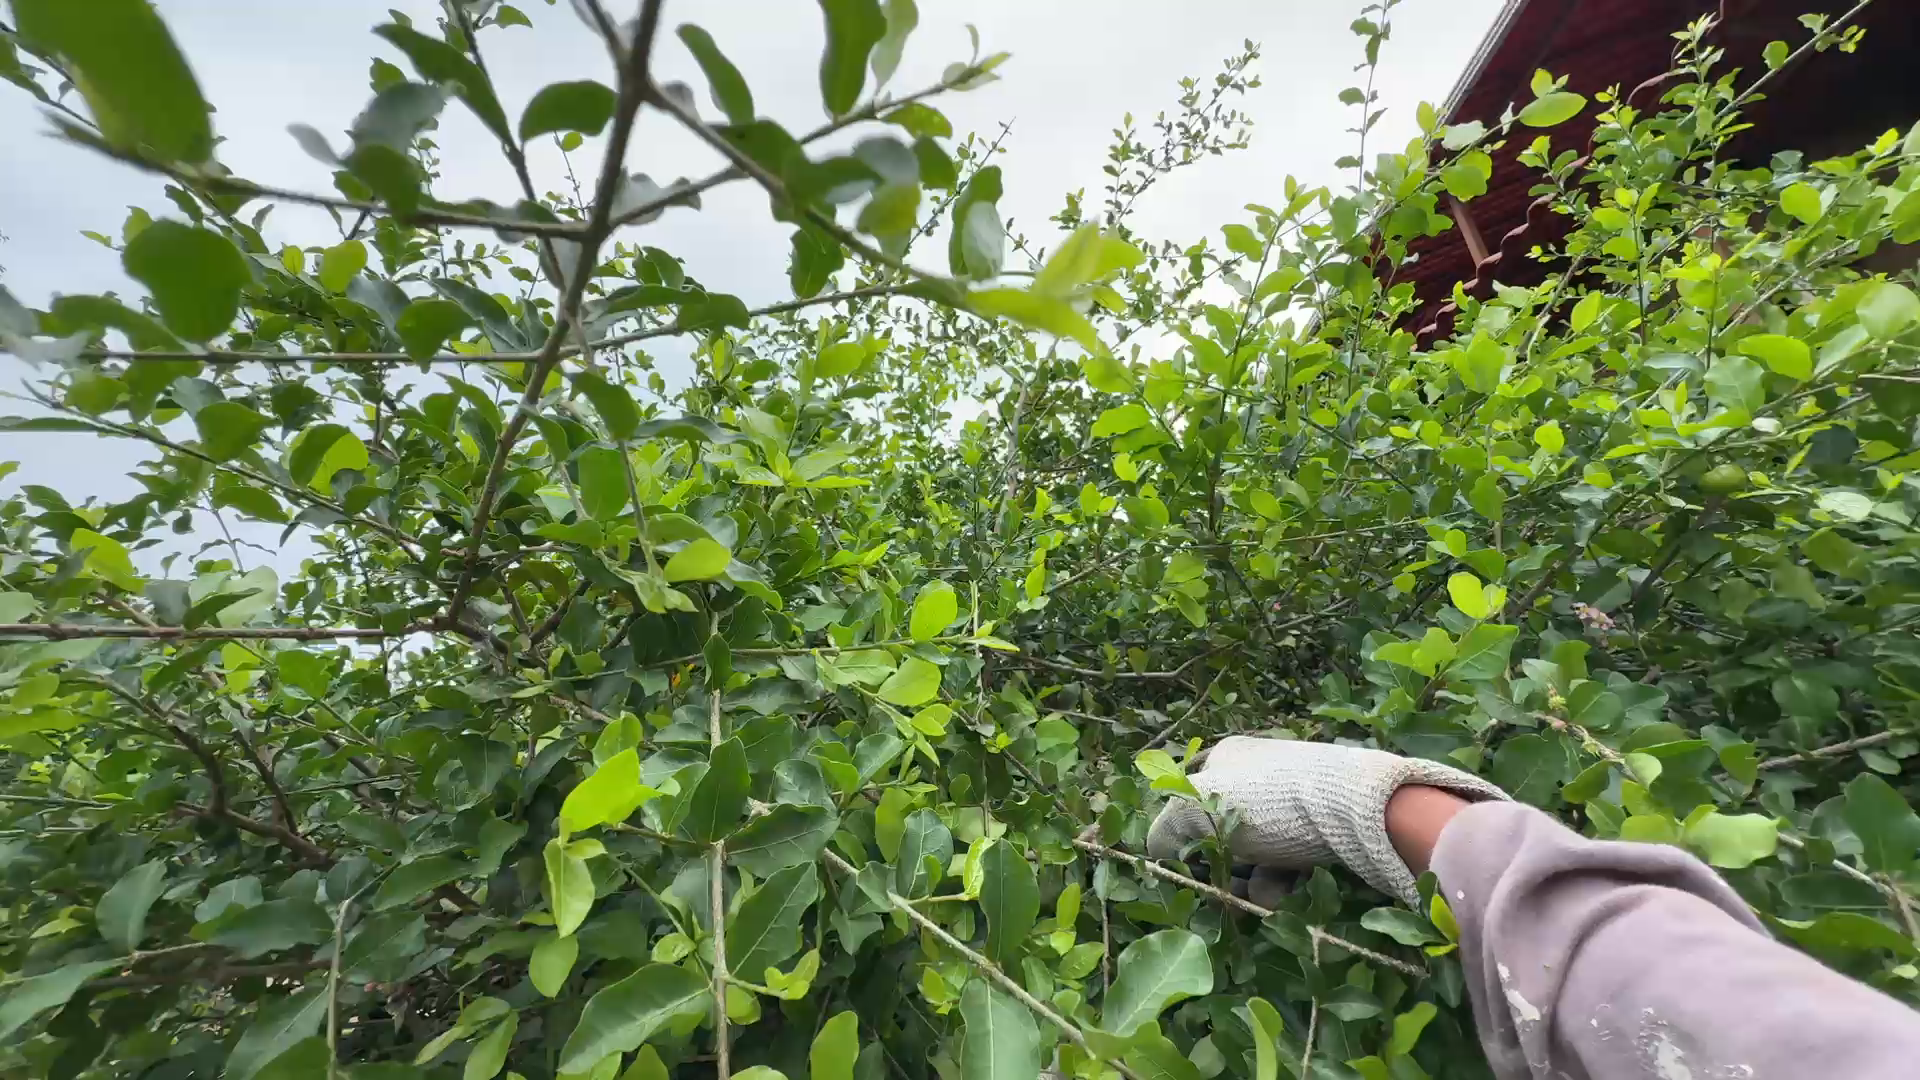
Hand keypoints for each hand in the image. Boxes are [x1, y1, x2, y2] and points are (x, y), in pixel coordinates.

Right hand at [1145, 736, 1507, 906]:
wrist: (1360, 810)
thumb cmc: (1269, 804)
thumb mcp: (1199, 811)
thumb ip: (1166, 827)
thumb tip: (1153, 848)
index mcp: (1225, 756)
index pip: (1190, 792)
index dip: (1183, 829)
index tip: (1188, 862)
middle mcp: (1258, 770)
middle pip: (1225, 823)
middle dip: (1222, 861)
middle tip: (1225, 888)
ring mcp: (1295, 795)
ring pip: (1259, 844)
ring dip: (1251, 877)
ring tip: (1257, 902)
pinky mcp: (1328, 821)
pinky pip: (1293, 853)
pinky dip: (1284, 877)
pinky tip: (1284, 898)